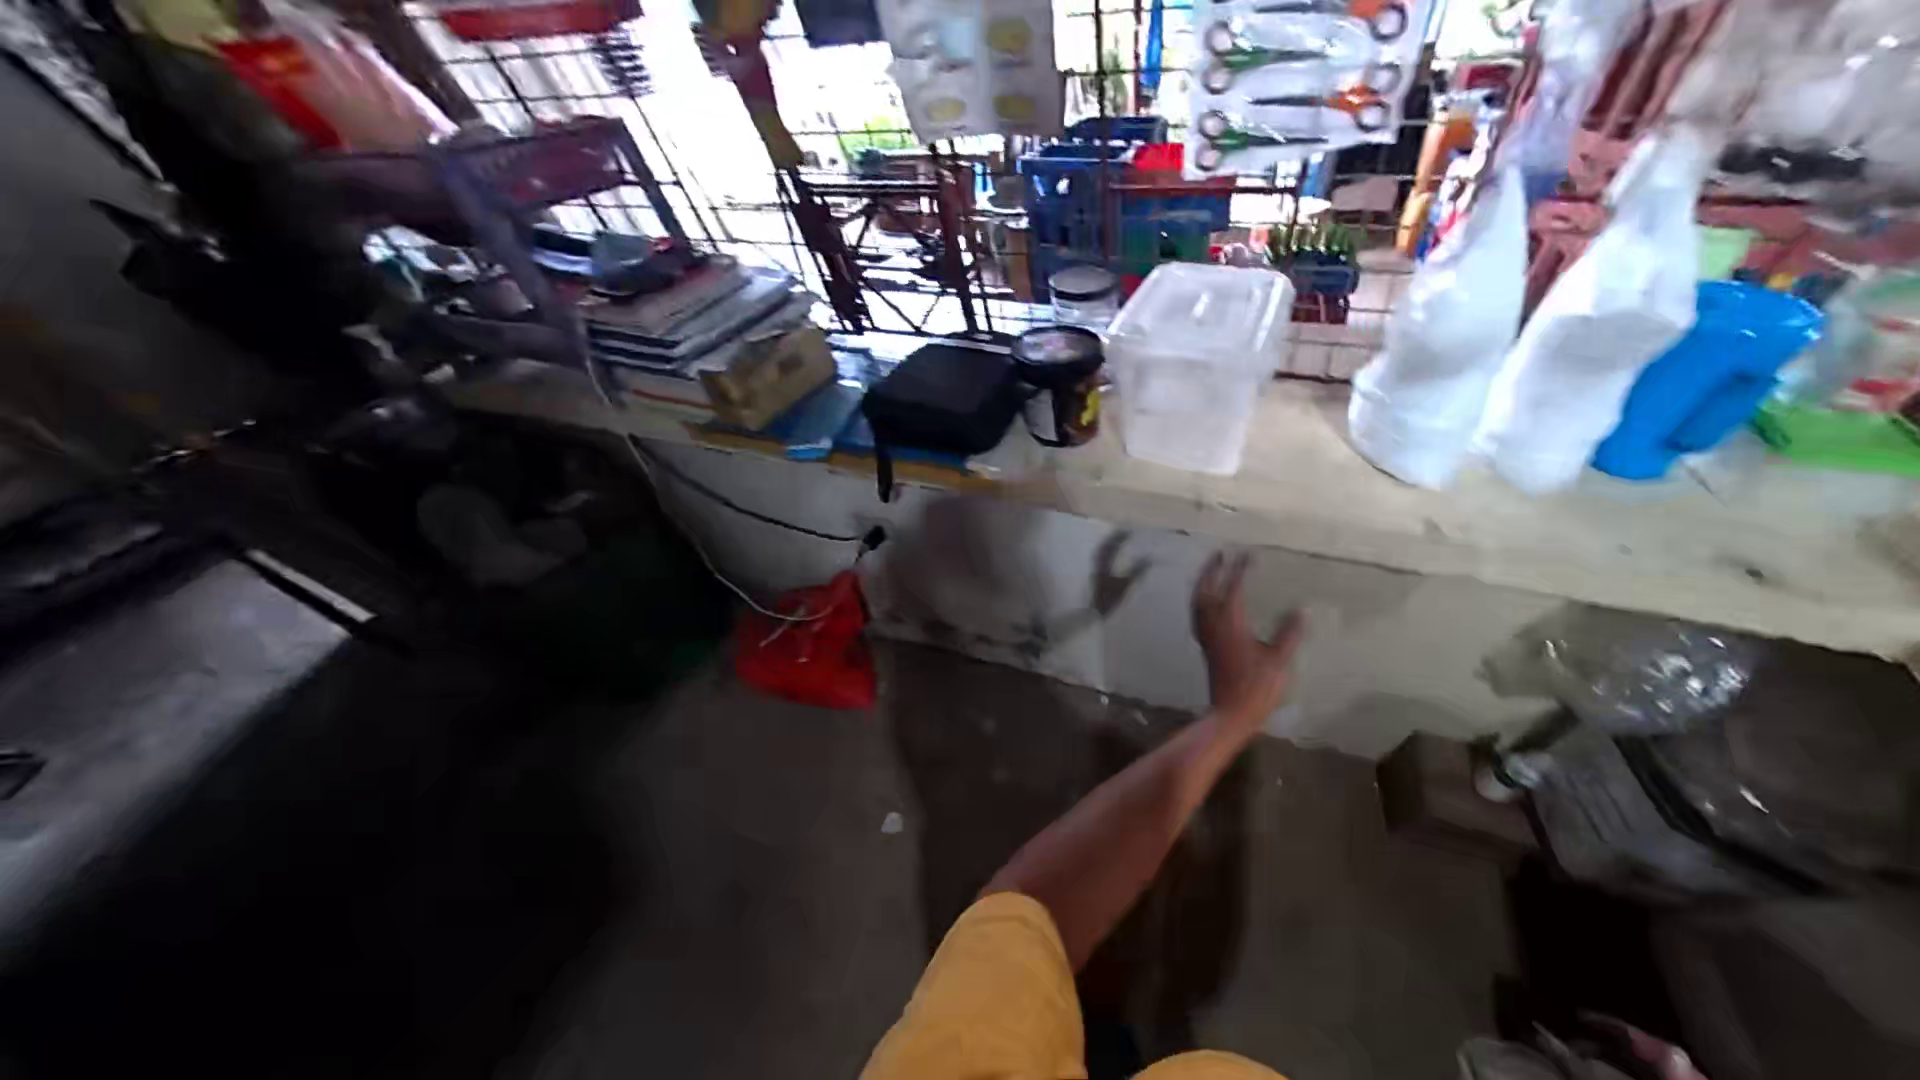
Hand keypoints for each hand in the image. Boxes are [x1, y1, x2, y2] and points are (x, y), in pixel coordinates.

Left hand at [1192, 551, 1303, 739]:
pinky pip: (1197, 614)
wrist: (1230, 712)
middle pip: (1207, 590)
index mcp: (1232, 623)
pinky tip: (1205, 603)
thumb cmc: (1256, 688)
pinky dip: (1199, 600)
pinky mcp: (1204, 646)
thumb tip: (1301, 610)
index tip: (1246, 555)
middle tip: (1220, 553)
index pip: (1233, 588)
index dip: (1239, 570)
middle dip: (1212, 570)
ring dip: (1202, 583)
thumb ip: (1289, 634)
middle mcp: (1213, 625)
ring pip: (1197, 602)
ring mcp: (1206, 635)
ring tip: (1210, 571)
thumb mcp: (1279, 660)